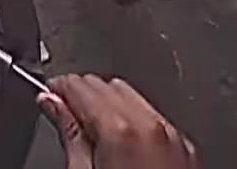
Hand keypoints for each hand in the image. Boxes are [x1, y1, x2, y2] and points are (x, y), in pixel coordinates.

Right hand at [40, 75, 199, 168]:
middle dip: (82, 95)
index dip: (59, 89)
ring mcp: (172, 138)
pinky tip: (123, 144)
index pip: (78, 85)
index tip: (50, 96)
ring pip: (129, 95)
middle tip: (65, 114)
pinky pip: (152, 118)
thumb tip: (51, 103)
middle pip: (103, 84)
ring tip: (94, 131)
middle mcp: (149, 126)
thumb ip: (69, 134)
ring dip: (108, 104)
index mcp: (119, 130)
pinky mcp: (186, 152)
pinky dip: (133, 120)